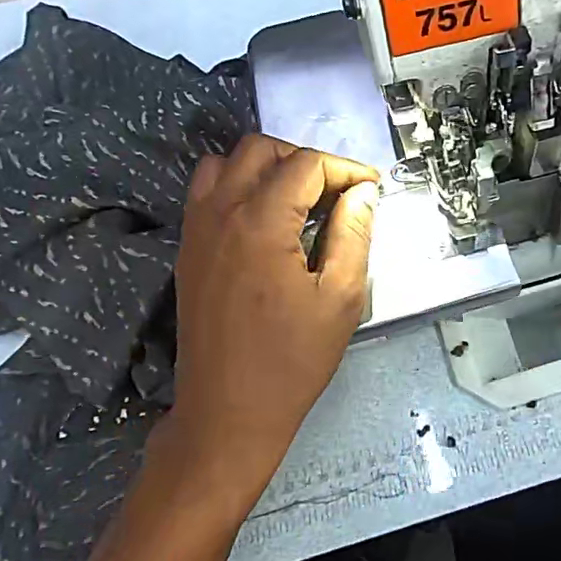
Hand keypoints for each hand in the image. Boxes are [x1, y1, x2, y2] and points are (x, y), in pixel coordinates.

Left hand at [159, 134, 379, 511]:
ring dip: (269, 167)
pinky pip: (207, 191)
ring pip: (227, 163)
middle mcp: (220, 213)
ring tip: (302, 199)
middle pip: (261, 149)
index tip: (373, 187)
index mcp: (261, 223)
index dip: (346, 168)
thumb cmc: (294, 358)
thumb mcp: (342, 296)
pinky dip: (240, 186)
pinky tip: (269, 221)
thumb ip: (354, 233)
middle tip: (341, 192)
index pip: (306, 165)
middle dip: (307, 160)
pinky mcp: (188, 249)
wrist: (229, 410)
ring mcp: (196, 230)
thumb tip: (363, 193)